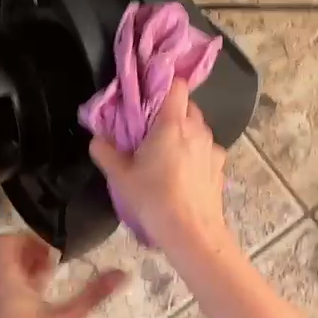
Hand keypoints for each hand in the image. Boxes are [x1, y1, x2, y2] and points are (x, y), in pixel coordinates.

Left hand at [0, 233, 125, 317]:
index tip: (52, 247)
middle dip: (31, 252)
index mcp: (6, 281)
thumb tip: (123, 273)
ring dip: (28, 269)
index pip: (5, 242)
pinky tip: (44, 301)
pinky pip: (7, 291)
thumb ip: (94, 295)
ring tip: (53, 275)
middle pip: (6, 257)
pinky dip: (23, 286)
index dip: (27, 237)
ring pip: (6, 275)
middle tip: (57, 259)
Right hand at [88, 80, 237, 264]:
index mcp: (172, 123)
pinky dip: (196, 154)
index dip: (163, 85)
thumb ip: (105, 151)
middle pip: (187, 106)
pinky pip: (206, 151)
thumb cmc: (154, 199)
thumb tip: (96, 138)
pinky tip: (184, 174)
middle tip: (151, 130)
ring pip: (198, 129)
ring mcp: (213, 148)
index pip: (176, 85)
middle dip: (171, 112)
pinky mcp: (220, 167)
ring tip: (167, 155)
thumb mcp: (121, 177)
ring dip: (184, 134)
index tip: (149, 96)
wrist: (192, 232)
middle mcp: (197, 129)